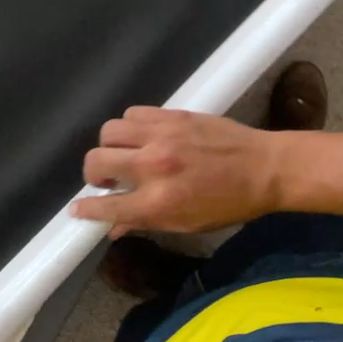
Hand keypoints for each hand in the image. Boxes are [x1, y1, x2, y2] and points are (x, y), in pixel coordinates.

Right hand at [70, 107, 289, 233]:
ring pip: (110, 132)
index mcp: (159, 202)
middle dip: (93, 174)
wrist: (265, 167)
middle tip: (107, 180)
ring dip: (110, 146)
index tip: (77, 209)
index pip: (106, 206)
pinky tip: (142, 136)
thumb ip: (147, 223)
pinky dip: (130, 126)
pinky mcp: (173, 115)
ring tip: (124, 155)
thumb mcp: (188, 224)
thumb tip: (114, 228)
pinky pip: (133, 113)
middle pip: (97, 162)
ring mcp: (163, 136)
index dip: (85, 209)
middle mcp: (154, 166)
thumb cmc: (229, 204)